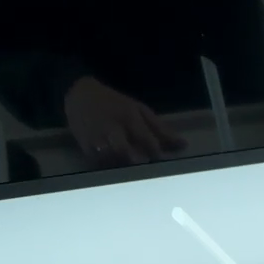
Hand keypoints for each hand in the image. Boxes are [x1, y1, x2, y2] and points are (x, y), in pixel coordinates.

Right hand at [64, 77, 186, 166]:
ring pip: (112, 160)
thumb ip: (161, 130)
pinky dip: (109, 167)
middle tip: (143, 167)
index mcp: (129, 116)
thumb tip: (183, 145)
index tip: (160, 160)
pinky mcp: (86, 147)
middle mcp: (112, 127)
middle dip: (136, 162)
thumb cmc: (115, 104)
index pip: (147, 140)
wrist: (79, 94)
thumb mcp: (140, 111)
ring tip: (129, 169)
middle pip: (126, 152)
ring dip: (122, 167)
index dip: (156, 154)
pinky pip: (99, 164)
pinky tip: (115, 167)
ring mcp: (97, 138)